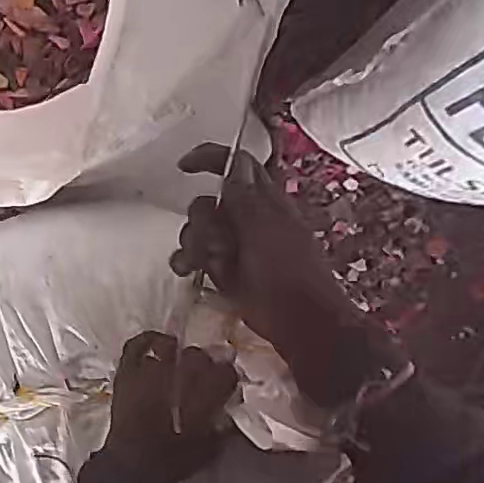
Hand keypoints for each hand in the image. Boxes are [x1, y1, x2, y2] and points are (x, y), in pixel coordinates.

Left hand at [79, 331, 238, 482]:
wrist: (130, 465)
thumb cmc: (170, 462)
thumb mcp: (207, 450)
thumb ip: (222, 428)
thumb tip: (229, 413)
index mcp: (200, 398)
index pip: (224, 374)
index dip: (227, 375)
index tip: (227, 379)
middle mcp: (176, 379)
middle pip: (197, 357)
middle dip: (204, 363)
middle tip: (202, 373)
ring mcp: (148, 372)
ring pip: (170, 349)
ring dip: (178, 354)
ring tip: (179, 360)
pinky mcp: (127, 372)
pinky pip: (137, 346)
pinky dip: (148, 340)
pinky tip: (157, 343)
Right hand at [170, 143, 406, 407]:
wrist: (299, 323)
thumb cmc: (289, 273)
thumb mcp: (266, 230)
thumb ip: (247, 197)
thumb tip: (235, 162)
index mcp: (264, 201)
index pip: (236, 166)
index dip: (211, 159)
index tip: (184, 166)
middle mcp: (246, 219)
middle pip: (207, 203)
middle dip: (202, 221)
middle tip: (217, 242)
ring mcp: (233, 245)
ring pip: (196, 230)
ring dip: (193, 244)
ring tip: (204, 263)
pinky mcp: (221, 269)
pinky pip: (193, 256)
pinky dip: (187, 261)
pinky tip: (188, 271)